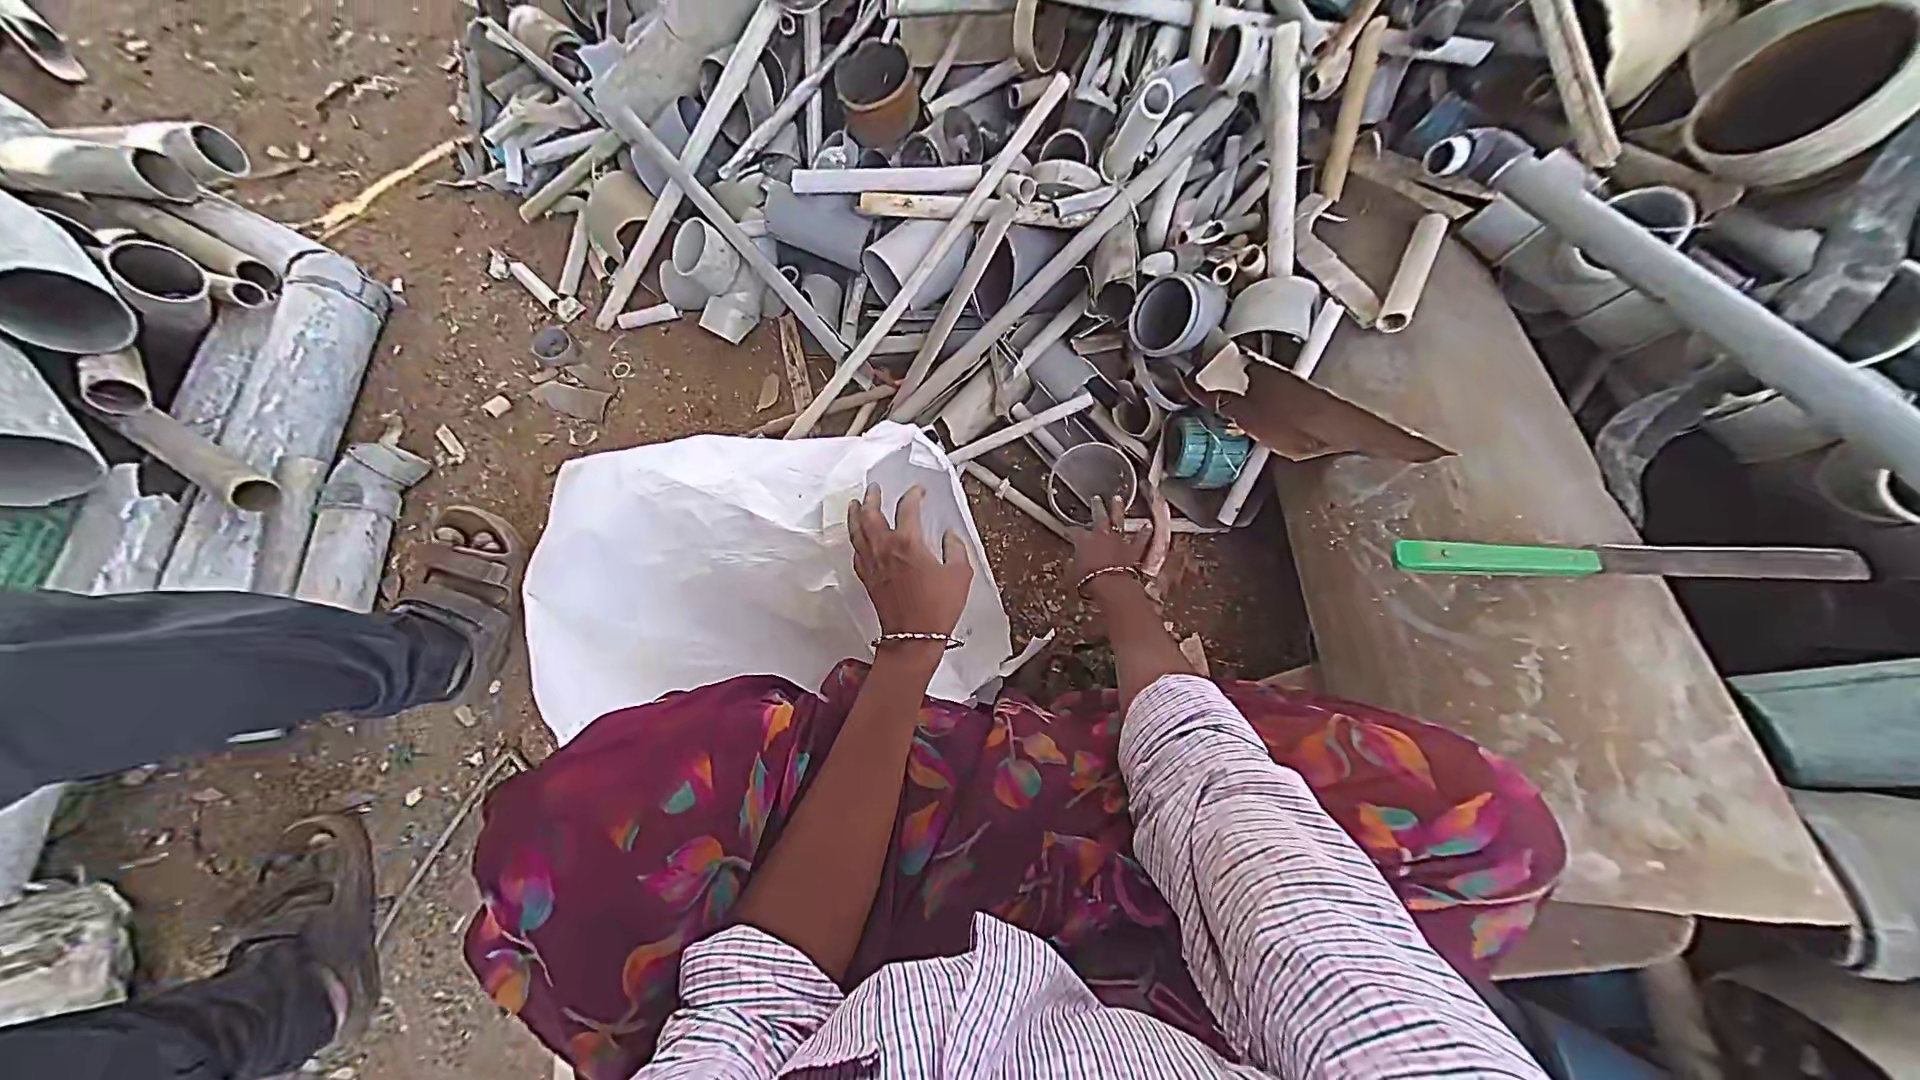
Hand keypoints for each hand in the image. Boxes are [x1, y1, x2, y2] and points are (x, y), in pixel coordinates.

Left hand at [849, 484, 973, 638]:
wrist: (914, 637)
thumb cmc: (936, 608)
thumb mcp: (959, 574)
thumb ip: (955, 549)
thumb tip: (950, 537)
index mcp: (908, 542)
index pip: (907, 508)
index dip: (913, 495)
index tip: (918, 492)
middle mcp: (885, 549)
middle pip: (871, 514)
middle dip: (872, 497)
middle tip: (874, 488)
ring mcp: (872, 564)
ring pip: (857, 531)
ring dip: (856, 514)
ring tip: (855, 504)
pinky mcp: (867, 578)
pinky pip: (856, 552)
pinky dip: (856, 540)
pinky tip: (858, 538)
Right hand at [1070, 496, 1147, 598]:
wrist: (1111, 586)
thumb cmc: (1088, 581)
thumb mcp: (1073, 573)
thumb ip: (1073, 564)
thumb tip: (1072, 561)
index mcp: (1084, 540)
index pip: (1074, 531)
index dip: (1070, 530)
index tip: (1067, 529)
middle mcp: (1101, 535)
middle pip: (1098, 516)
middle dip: (1096, 507)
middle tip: (1096, 498)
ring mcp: (1118, 540)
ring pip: (1118, 520)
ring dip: (1117, 509)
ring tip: (1117, 499)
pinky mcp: (1133, 550)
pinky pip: (1140, 539)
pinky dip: (1144, 532)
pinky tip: (1148, 525)